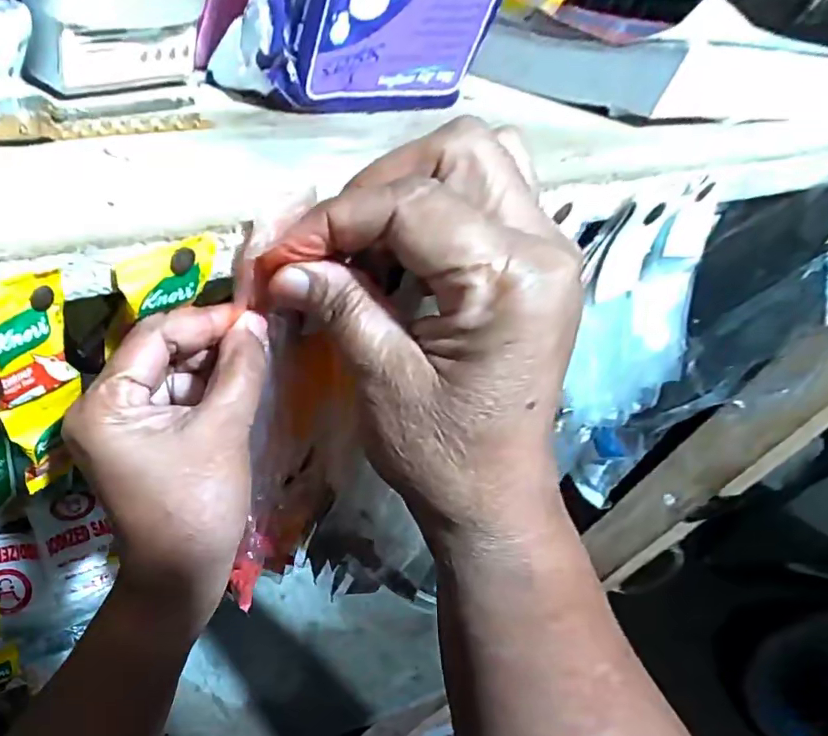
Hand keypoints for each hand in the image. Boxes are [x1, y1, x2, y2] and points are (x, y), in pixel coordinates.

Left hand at [66, 304, 269, 631]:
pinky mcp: (130, 444)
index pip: (153, 337)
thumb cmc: (197, 508)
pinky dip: (198, 393)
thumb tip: (256, 322)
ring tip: (253, 353)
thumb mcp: (222, 431)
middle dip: (206, 343)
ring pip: (163, 377)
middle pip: (154, 355)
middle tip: (257, 332)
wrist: (180, 578)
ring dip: (205, 367)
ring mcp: (111, 428)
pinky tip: (234, 381)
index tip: (252, 313)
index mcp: (103, 404)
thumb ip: (239, 369)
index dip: (205, 320)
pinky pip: (165, 404)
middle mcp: (96, 410)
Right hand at [256, 118, 582, 559]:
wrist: (490, 493)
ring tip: (354, 244)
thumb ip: (340, 307)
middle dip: (375, 186)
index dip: (335, 218)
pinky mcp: (530, 265)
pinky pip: (481, 200)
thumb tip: (285, 268)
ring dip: (403, 189)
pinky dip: (424, 213)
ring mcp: (544, 249)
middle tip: (324, 240)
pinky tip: (387, 259)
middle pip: (459, 151)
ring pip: (476, 162)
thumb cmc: (438, 452)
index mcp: (507, 277)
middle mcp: (542, 244)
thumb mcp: (381, 380)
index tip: (282, 253)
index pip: (411, 203)